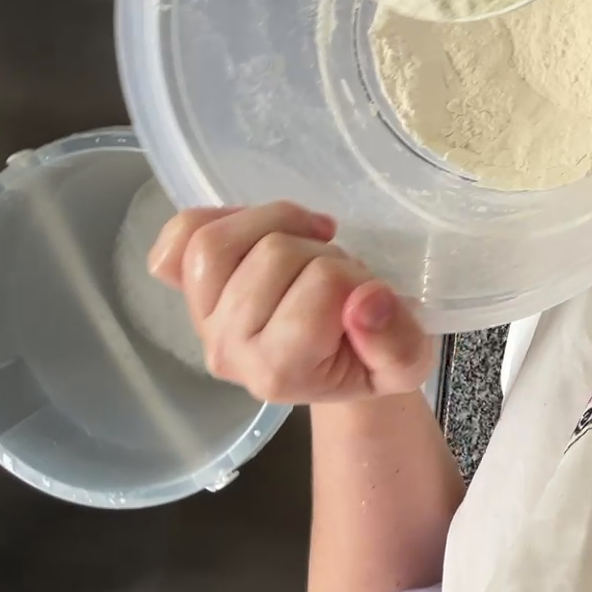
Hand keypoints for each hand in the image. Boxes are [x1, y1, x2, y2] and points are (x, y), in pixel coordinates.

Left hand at [147, 202, 432, 403]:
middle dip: (323, 254)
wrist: (341, 363)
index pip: (321, 285)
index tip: (365, 299)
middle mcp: (230, 350)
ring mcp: (204, 320)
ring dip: (279, 226)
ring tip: (310, 243)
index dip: (354, 277)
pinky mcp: (193, 292)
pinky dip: (220, 219)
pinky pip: (182, 237)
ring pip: (219, 240)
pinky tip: (263, 231)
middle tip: (341, 278)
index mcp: (282, 372)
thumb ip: (397, 341)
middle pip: (272, 255)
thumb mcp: (410, 361)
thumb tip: (366, 301)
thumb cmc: (376, 356)